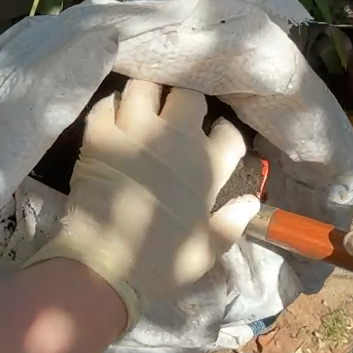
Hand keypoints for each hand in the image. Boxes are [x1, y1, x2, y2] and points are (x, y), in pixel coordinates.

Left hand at [27, 80, 258, 332]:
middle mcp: (175, 139)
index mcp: (208, 167)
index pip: (229, 132)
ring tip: (141, 108)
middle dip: (183, 99)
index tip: (213, 136)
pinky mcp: (100, 135)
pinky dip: (109, 108)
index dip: (222, 131)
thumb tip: (252, 202)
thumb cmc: (161, 262)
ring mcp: (135, 132)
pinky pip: (106, 103)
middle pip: (188, 94)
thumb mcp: (208, 249)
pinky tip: (111, 120)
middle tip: (173, 113)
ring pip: (145, 86)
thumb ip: (232, 221)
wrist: (105, 265)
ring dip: (145, 95)